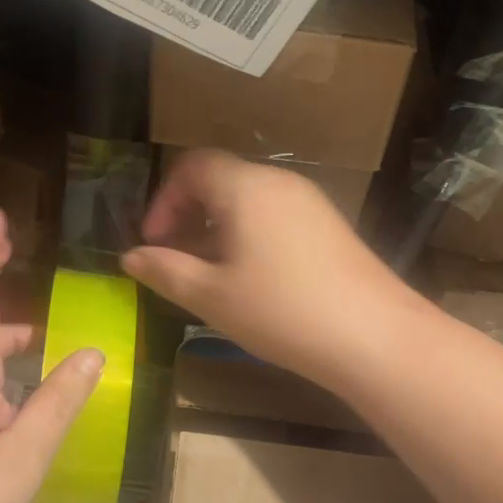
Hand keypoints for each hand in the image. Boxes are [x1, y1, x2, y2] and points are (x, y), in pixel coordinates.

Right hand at [121, 150, 424, 384]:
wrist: (371, 335)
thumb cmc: (280, 311)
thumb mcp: (211, 296)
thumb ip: (165, 271)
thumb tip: (130, 256)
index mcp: (245, 187)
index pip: (192, 167)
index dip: (163, 201)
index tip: (153, 243)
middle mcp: (280, 182)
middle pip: (222, 181)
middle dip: (189, 216)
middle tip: (174, 261)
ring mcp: (311, 204)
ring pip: (250, 202)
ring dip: (219, 231)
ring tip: (209, 278)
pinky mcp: (330, 229)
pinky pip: (276, 219)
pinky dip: (250, 239)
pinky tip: (251, 283)